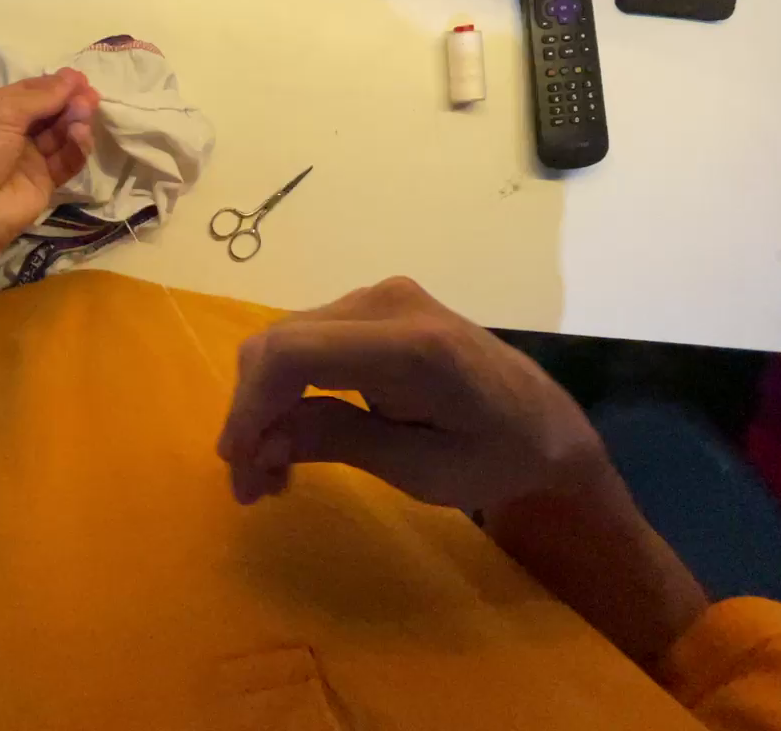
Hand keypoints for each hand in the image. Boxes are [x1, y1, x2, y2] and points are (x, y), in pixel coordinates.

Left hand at [0, 69, 100, 260]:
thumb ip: (39, 97)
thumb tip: (72, 77)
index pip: (28, 92)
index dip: (54, 85)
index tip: (80, 78)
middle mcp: (10, 133)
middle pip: (48, 112)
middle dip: (69, 101)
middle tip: (90, 96)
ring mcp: (28, 158)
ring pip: (60, 134)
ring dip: (75, 121)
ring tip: (85, 113)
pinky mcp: (45, 182)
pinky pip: (66, 160)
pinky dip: (76, 147)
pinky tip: (80, 136)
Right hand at [216, 277, 606, 511]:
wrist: (544, 425)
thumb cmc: (497, 458)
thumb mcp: (421, 469)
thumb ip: (336, 441)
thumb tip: (256, 442)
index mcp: (413, 344)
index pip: (296, 351)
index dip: (250, 403)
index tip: (236, 464)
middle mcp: (386, 301)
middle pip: (280, 343)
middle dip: (251, 412)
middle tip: (251, 484)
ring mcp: (376, 295)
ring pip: (284, 341)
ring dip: (265, 402)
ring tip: (269, 468)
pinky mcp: (369, 305)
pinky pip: (305, 340)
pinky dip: (286, 386)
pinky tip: (289, 430)